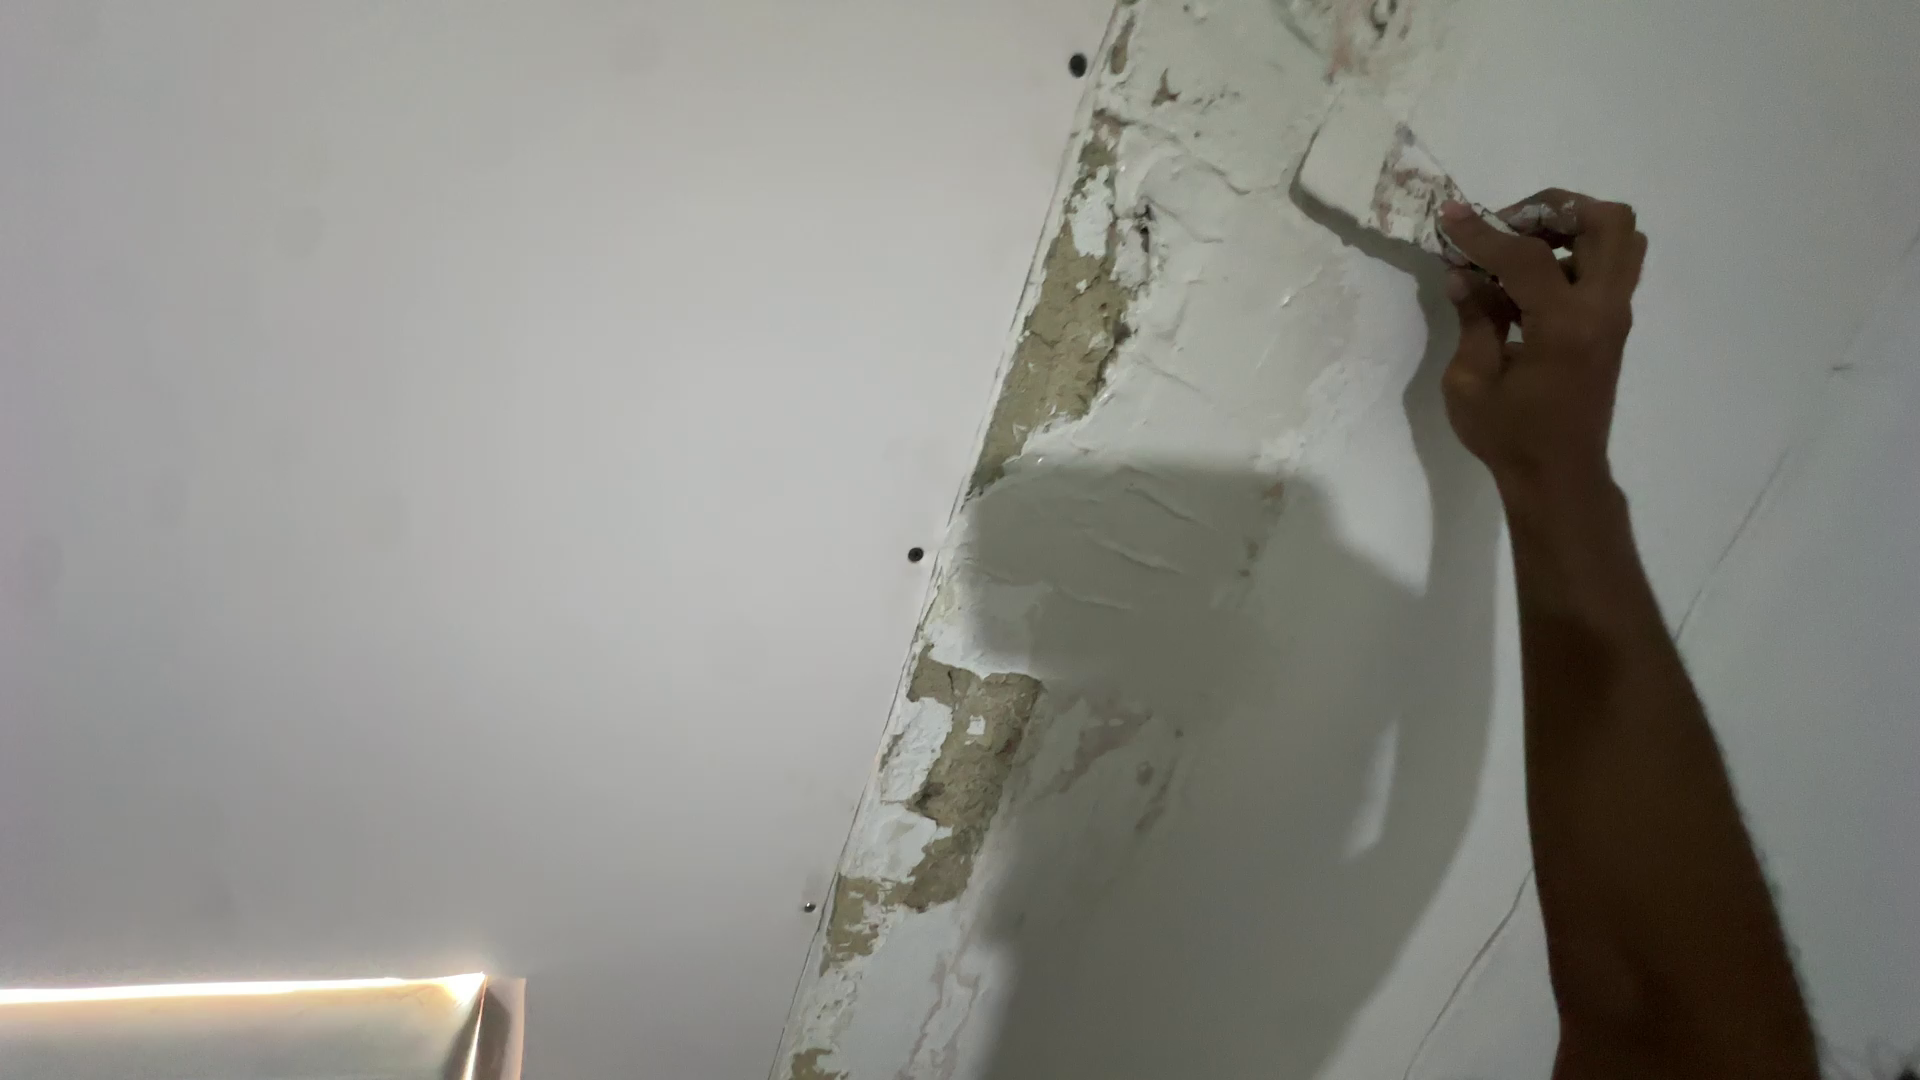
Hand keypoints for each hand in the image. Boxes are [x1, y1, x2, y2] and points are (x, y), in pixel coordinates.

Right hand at [1436, 190, 1647, 495]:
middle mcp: (1603, 308)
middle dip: (1550, 211)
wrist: (1557, 471)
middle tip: (1503, 229)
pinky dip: (1573, 253)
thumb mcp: (1469, 381)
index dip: (1484, 233)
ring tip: (1518, 247)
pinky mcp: (1611, 324)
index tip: (1450, 215)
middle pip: (1605, 222)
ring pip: (1619, 237)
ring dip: (1571, 227)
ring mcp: (1615, 314)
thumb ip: (1473, 321)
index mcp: (1564, 325)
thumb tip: (1464, 275)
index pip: (1527, 257)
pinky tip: (1528, 278)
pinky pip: (1609, 265)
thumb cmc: (1507, 434)